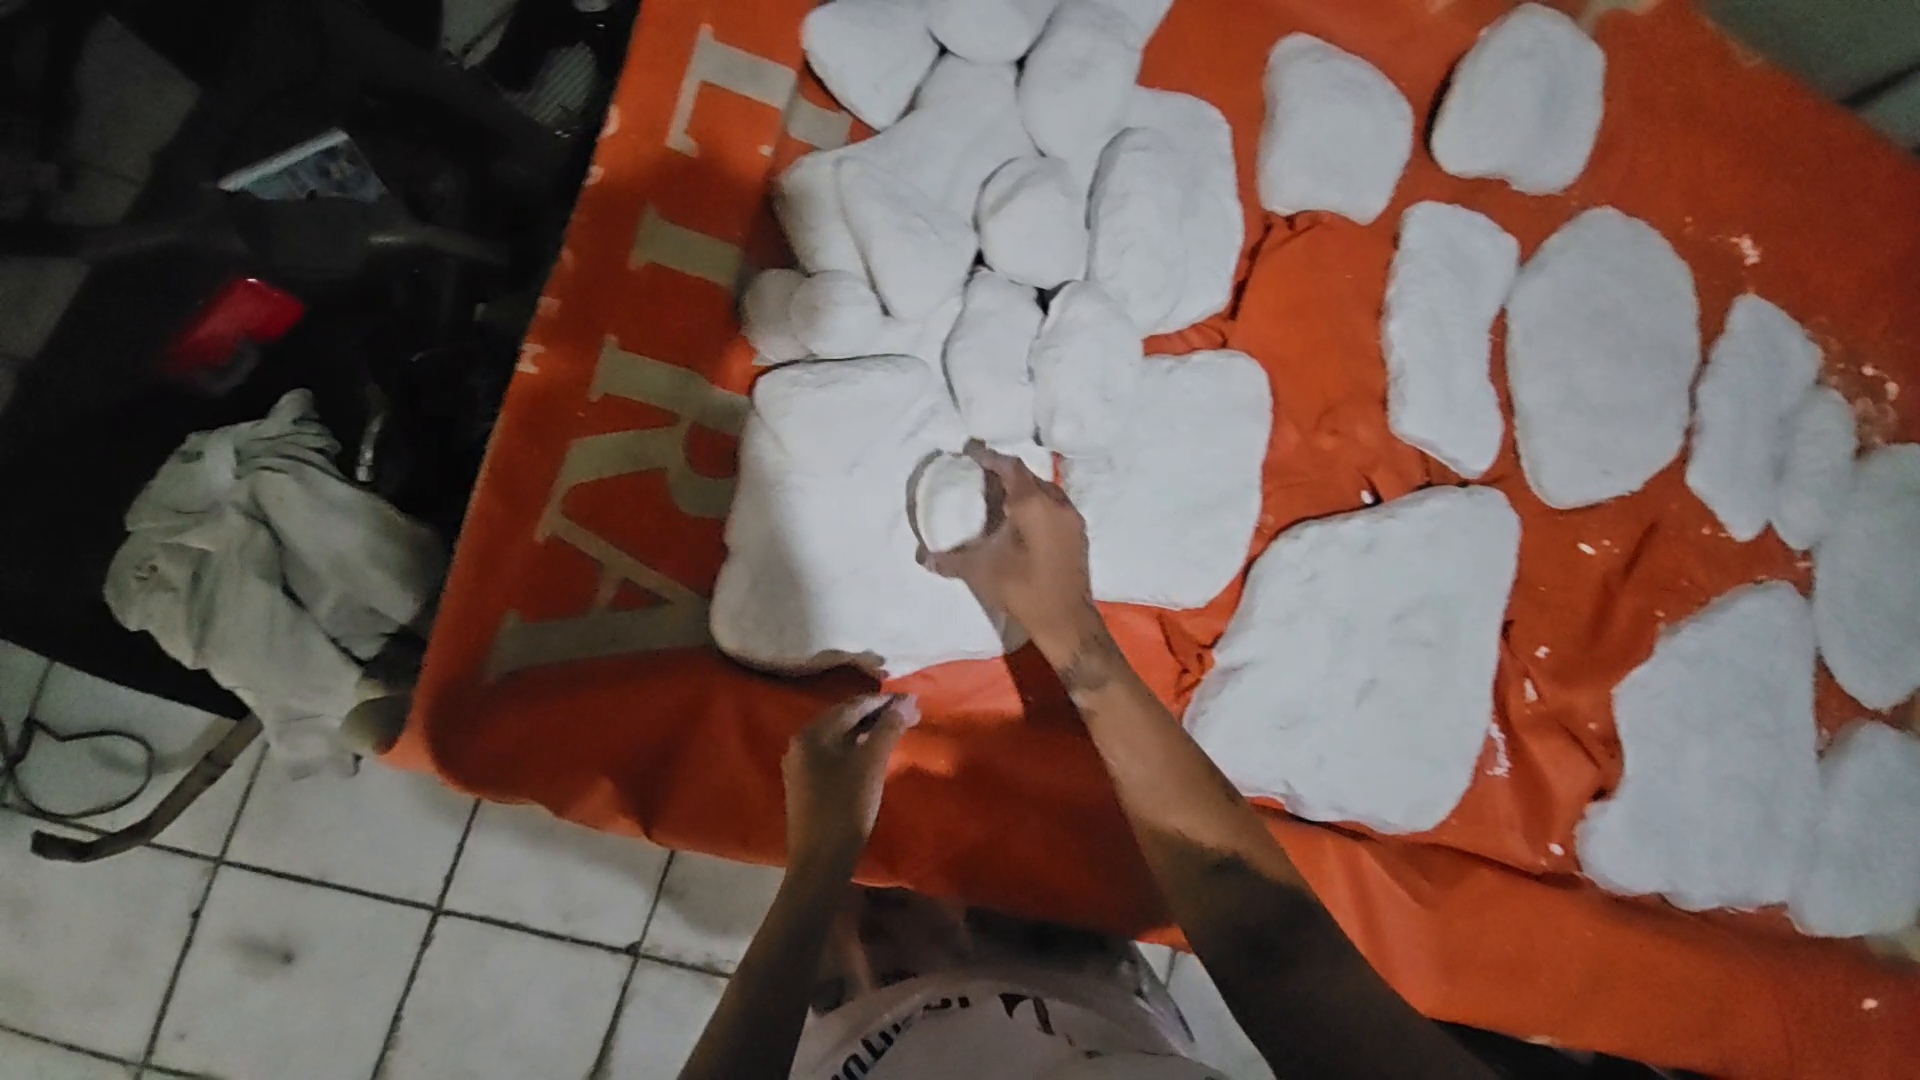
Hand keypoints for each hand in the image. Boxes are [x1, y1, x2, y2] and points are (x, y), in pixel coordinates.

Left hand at [783, 693, 918, 874]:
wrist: (820, 864)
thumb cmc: (846, 809)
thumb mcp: (871, 764)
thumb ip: (889, 728)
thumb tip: (907, 700)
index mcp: (812, 734)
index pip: (853, 706)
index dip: (884, 701)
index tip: (912, 700)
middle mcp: (801, 743)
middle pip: (844, 719)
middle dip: (877, 715)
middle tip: (909, 714)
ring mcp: (801, 765)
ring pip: (840, 738)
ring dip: (868, 732)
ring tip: (896, 730)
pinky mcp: (806, 784)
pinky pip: (834, 755)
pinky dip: (857, 749)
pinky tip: (874, 752)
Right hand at [921, 443, 1101, 660]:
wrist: (1067, 621)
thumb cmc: (1024, 590)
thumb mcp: (981, 572)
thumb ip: (950, 560)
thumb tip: (922, 557)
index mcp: (1034, 504)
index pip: (1010, 467)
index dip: (989, 457)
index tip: (970, 453)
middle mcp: (1057, 504)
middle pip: (1028, 476)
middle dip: (1004, 473)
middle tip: (981, 477)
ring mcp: (1072, 519)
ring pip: (1044, 491)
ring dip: (1022, 490)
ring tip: (999, 499)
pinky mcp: (1078, 535)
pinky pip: (1055, 507)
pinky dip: (1037, 506)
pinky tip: (1021, 522)